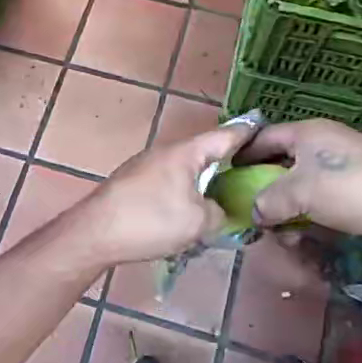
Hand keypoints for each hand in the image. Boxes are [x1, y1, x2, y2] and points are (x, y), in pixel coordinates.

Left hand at [58, 120, 260, 265]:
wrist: (94, 234)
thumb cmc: (150, 221)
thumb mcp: (198, 222)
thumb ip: (219, 213)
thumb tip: (219, 211)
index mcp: (186, 152)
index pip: (226, 136)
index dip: (248, 132)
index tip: (267, 128)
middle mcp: (166, 151)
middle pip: (205, 152)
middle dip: (227, 162)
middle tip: (251, 173)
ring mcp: (146, 165)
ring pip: (185, 169)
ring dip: (204, 181)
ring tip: (222, 196)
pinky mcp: (132, 183)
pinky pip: (168, 182)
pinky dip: (184, 191)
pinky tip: (188, 211)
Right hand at [239, 119, 361, 246]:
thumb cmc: (350, 189)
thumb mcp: (299, 193)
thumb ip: (267, 201)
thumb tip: (256, 213)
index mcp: (306, 133)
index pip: (262, 137)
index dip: (242, 155)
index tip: (227, 178)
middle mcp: (322, 144)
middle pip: (280, 166)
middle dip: (267, 194)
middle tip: (258, 217)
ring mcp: (341, 167)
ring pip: (300, 188)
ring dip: (288, 213)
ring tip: (287, 237)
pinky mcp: (356, 189)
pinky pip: (320, 200)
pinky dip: (309, 217)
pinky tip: (308, 238)